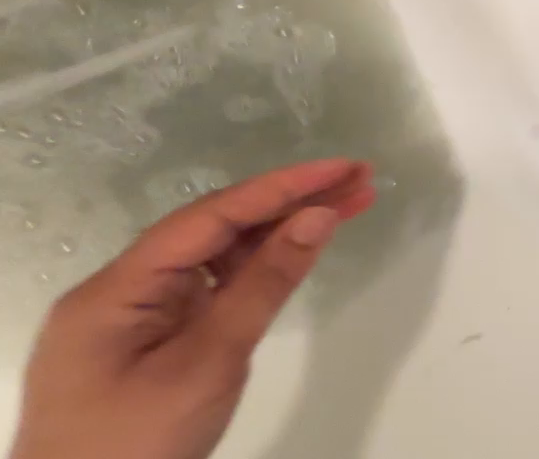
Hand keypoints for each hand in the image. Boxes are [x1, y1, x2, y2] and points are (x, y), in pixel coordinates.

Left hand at [9, 159, 377, 458]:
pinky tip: (302, 245)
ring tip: (350, 202)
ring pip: (220, 250)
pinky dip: (265, 259)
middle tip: (360, 178)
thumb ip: (265, 283)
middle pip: (216, 226)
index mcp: (117, 290)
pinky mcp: (157, 334)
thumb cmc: (137, 441)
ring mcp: (138, 313)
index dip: (282, 186)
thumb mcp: (209, 361)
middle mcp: (123, 290)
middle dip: (290, 199)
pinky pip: (217, 279)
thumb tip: (319, 215)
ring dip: (284, 225)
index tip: (345, 168)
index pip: (211, 216)